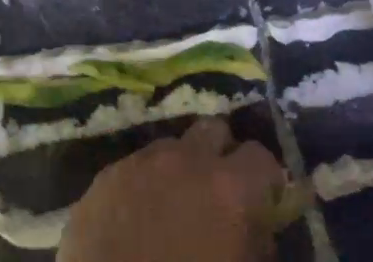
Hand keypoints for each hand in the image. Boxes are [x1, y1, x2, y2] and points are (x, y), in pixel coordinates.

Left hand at [59, 116, 288, 261]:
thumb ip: (257, 242)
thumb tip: (260, 226)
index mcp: (228, 188)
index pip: (260, 155)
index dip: (264, 176)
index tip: (262, 196)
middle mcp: (187, 161)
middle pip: (214, 130)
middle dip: (221, 153)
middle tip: (218, 188)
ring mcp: (144, 162)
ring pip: (173, 144)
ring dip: (181, 165)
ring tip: (175, 200)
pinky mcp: (108, 174)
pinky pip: (137, 164)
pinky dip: (146, 180)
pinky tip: (139, 212)